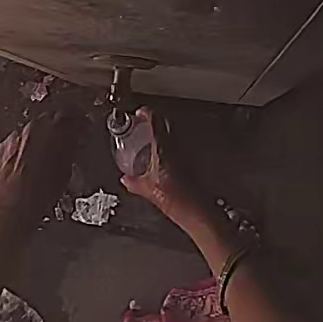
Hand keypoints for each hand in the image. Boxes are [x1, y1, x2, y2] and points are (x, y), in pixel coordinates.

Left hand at [0, 108, 81, 230]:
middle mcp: (33, 130)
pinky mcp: (2, 147)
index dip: (80, 122)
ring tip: (50, 152)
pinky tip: (31, 160)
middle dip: (62, 127)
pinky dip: (27, 146)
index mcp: (54, 132)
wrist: (7, 210)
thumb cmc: (36, 197)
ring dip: (44, 136)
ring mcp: (16, 137)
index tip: (84, 127)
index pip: (72, 116)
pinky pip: (19, 140)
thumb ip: (71, 151)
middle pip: (52, 119)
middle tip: (69, 138)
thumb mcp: (65, 173)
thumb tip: (74, 144)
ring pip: (34, 128)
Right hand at [116, 107, 216, 231]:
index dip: (148, 113)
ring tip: (152, 137)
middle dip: (156, 120)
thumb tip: (126, 179)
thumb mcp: (148, 190)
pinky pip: (178, 147)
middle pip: (167, 125)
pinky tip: (163, 154)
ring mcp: (185, 154)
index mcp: (164, 150)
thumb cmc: (176, 199)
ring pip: (174, 135)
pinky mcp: (190, 162)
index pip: (157, 123)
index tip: (141, 112)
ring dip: (163, 131)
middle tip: (145, 122)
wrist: (196, 210)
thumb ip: (134, 182)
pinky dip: (169, 145)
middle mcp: (176, 149)